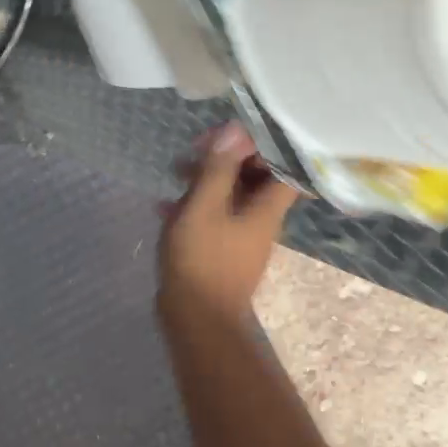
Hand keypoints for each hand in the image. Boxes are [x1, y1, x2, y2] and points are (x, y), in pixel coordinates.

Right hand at [158, 121, 298, 324]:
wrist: (197, 316)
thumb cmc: (202, 256)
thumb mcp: (204, 205)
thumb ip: (218, 168)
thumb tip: (236, 130)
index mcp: (265, 209)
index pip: (282, 167)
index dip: (260, 146)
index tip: (227, 136)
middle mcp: (261, 221)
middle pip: (255, 179)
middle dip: (226, 159)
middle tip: (192, 151)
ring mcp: (242, 237)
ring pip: (231, 196)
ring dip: (206, 179)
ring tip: (174, 174)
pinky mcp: (222, 250)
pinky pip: (214, 215)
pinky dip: (194, 204)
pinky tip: (165, 206)